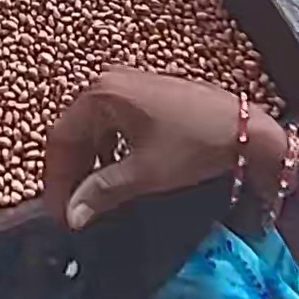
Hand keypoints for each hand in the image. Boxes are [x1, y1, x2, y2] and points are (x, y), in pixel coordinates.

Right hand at [43, 67, 282, 230]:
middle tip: (71, 212)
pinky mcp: (141, 92)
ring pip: (91, 127)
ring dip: (87, 162)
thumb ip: (101, 192)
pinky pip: (109, 121)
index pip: (61, 137)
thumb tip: (70, 217)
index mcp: (101, 94)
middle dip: (70, 172)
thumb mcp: (145, 173)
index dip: (55, 179)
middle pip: (74, 130)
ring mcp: (125, 83)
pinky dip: (104, 149)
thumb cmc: (192, 145)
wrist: (242, 127)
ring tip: (88, 198)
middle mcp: (107, 81)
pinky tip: (111, 173)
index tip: (58, 215)